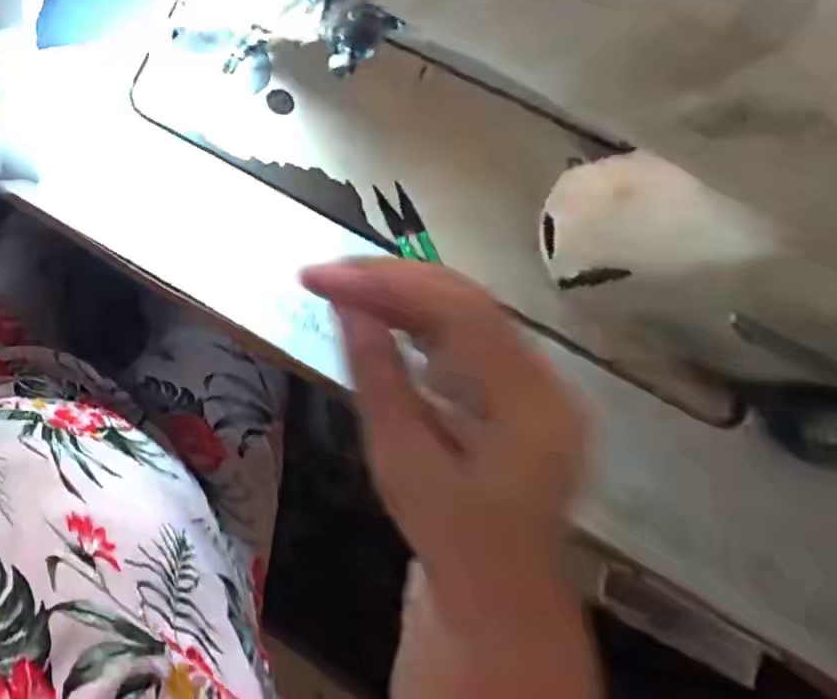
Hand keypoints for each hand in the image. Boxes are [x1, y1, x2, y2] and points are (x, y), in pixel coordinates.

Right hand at [300, 259, 588, 636]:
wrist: (498, 587)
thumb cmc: (447, 527)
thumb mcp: (400, 453)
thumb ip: (376, 372)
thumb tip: (346, 304)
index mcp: (527, 402)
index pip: (458, 313)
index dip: (383, 282)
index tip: (316, 275)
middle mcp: (542, 381)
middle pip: (467, 299)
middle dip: (387, 275)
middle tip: (319, 272)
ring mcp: (531, 382)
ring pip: (464, 307)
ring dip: (396, 288)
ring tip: (334, 281)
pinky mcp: (510, 386)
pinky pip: (461, 329)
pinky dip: (410, 310)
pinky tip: (372, 308)